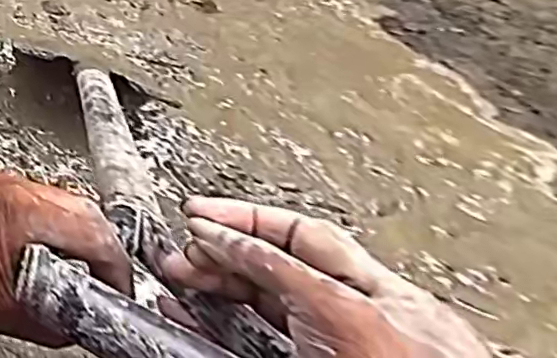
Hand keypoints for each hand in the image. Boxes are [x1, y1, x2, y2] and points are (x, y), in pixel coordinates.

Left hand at [0, 167, 131, 345]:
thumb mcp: (24, 313)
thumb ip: (67, 313)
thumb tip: (89, 317)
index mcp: (23, 211)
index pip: (94, 230)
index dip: (115, 265)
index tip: (116, 283)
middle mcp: (4, 184)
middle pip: (73, 202)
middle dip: (92, 239)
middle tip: (95, 267)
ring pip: (40, 190)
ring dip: (56, 220)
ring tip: (57, 251)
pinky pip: (6, 185)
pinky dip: (20, 207)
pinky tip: (17, 231)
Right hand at [161, 198, 490, 357]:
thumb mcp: (338, 309)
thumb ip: (277, 264)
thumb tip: (216, 232)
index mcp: (383, 297)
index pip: (300, 234)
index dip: (243, 217)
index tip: (196, 212)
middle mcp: (355, 322)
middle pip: (268, 266)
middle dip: (215, 252)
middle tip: (181, 252)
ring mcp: (327, 354)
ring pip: (251, 303)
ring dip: (203, 284)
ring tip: (174, 277)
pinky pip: (240, 339)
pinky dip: (203, 320)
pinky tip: (180, 311)